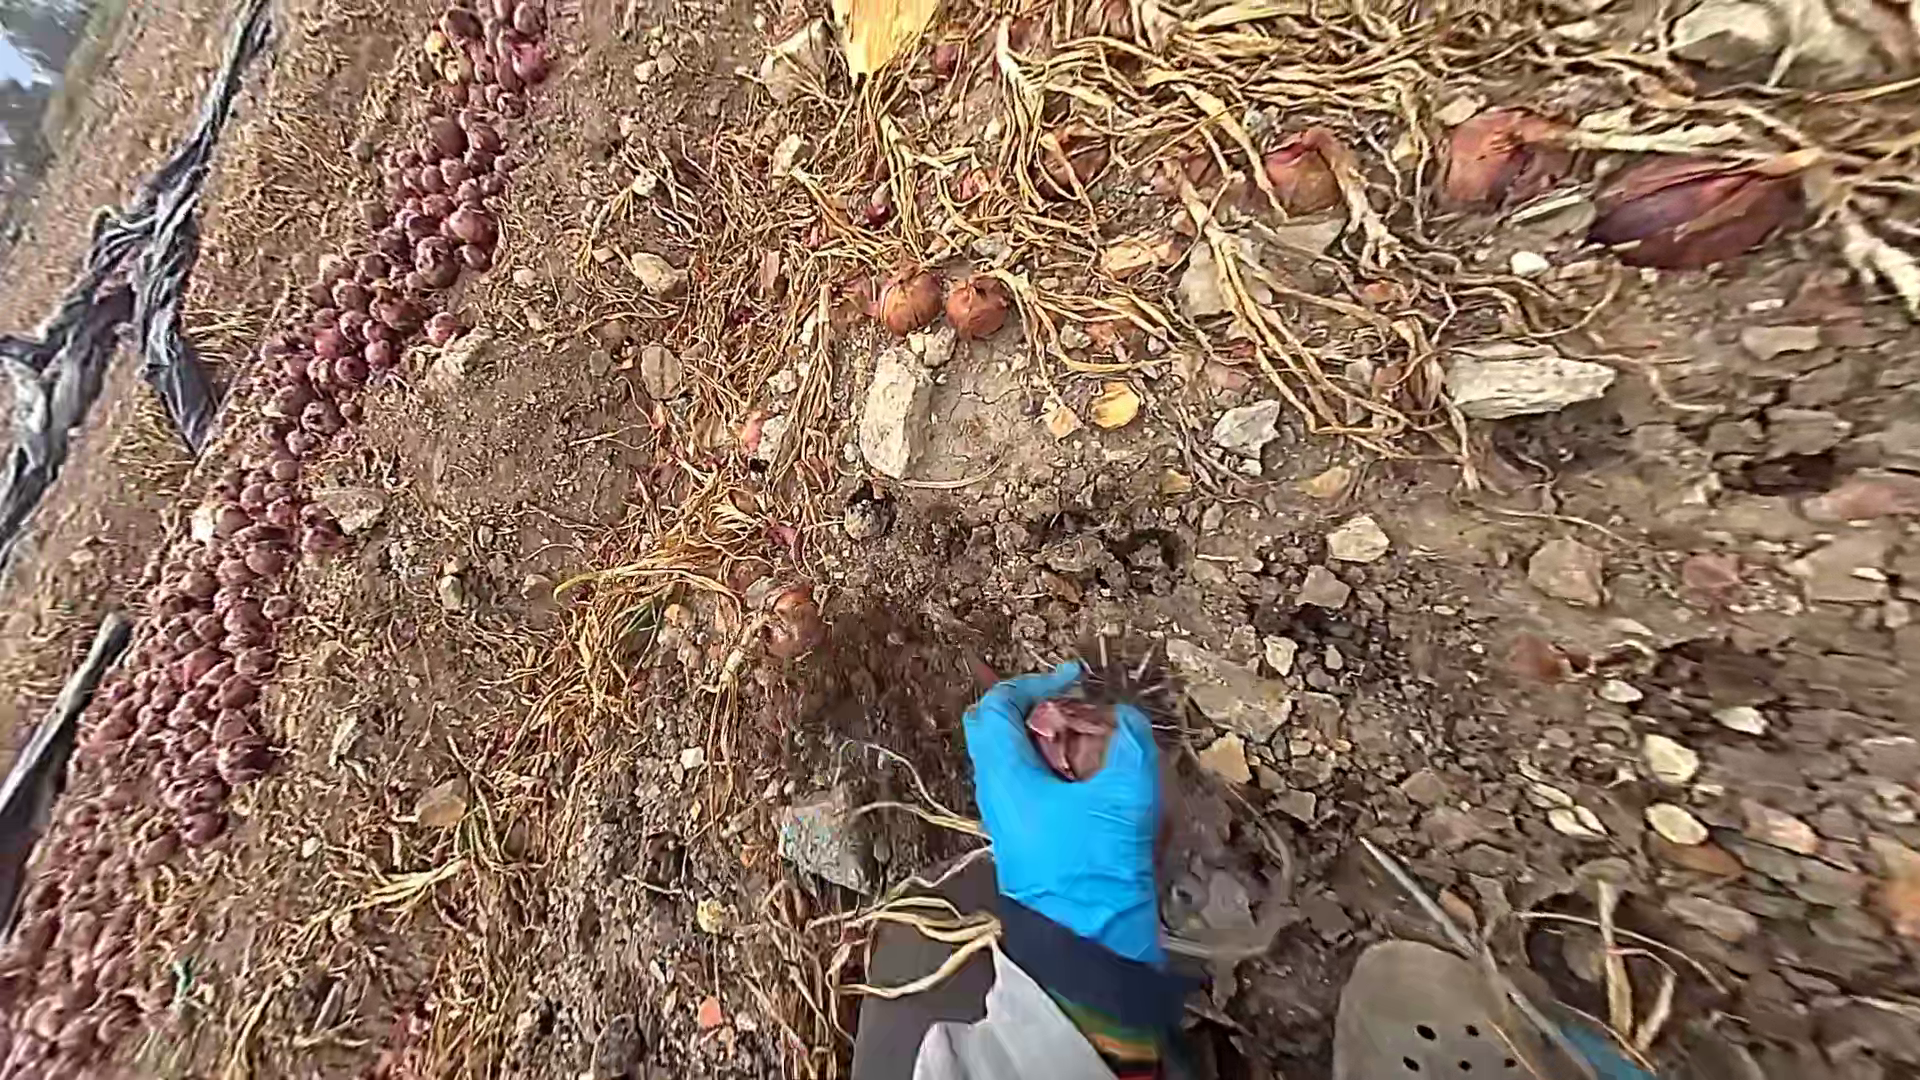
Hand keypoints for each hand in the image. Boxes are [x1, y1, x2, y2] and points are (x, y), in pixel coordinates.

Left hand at [963, 662, 1161, 963]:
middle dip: (1036, 705)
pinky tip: (1094, 771)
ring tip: (1091, 734)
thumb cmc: (1091, 875)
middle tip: (1075, 704)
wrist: (1084, 955)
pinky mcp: (1027, 829)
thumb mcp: (1123, 804)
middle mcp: (996, 787)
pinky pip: (1032, 778)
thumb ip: (1131, 748)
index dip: (1034, 681)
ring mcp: (1008, 810)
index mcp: (1004, 774)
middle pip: (998, 724)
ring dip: (1049, 734)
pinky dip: (1057, 762)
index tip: (1074, 678)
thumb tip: (1130, 717)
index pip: (998, 704)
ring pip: (1016, 752)